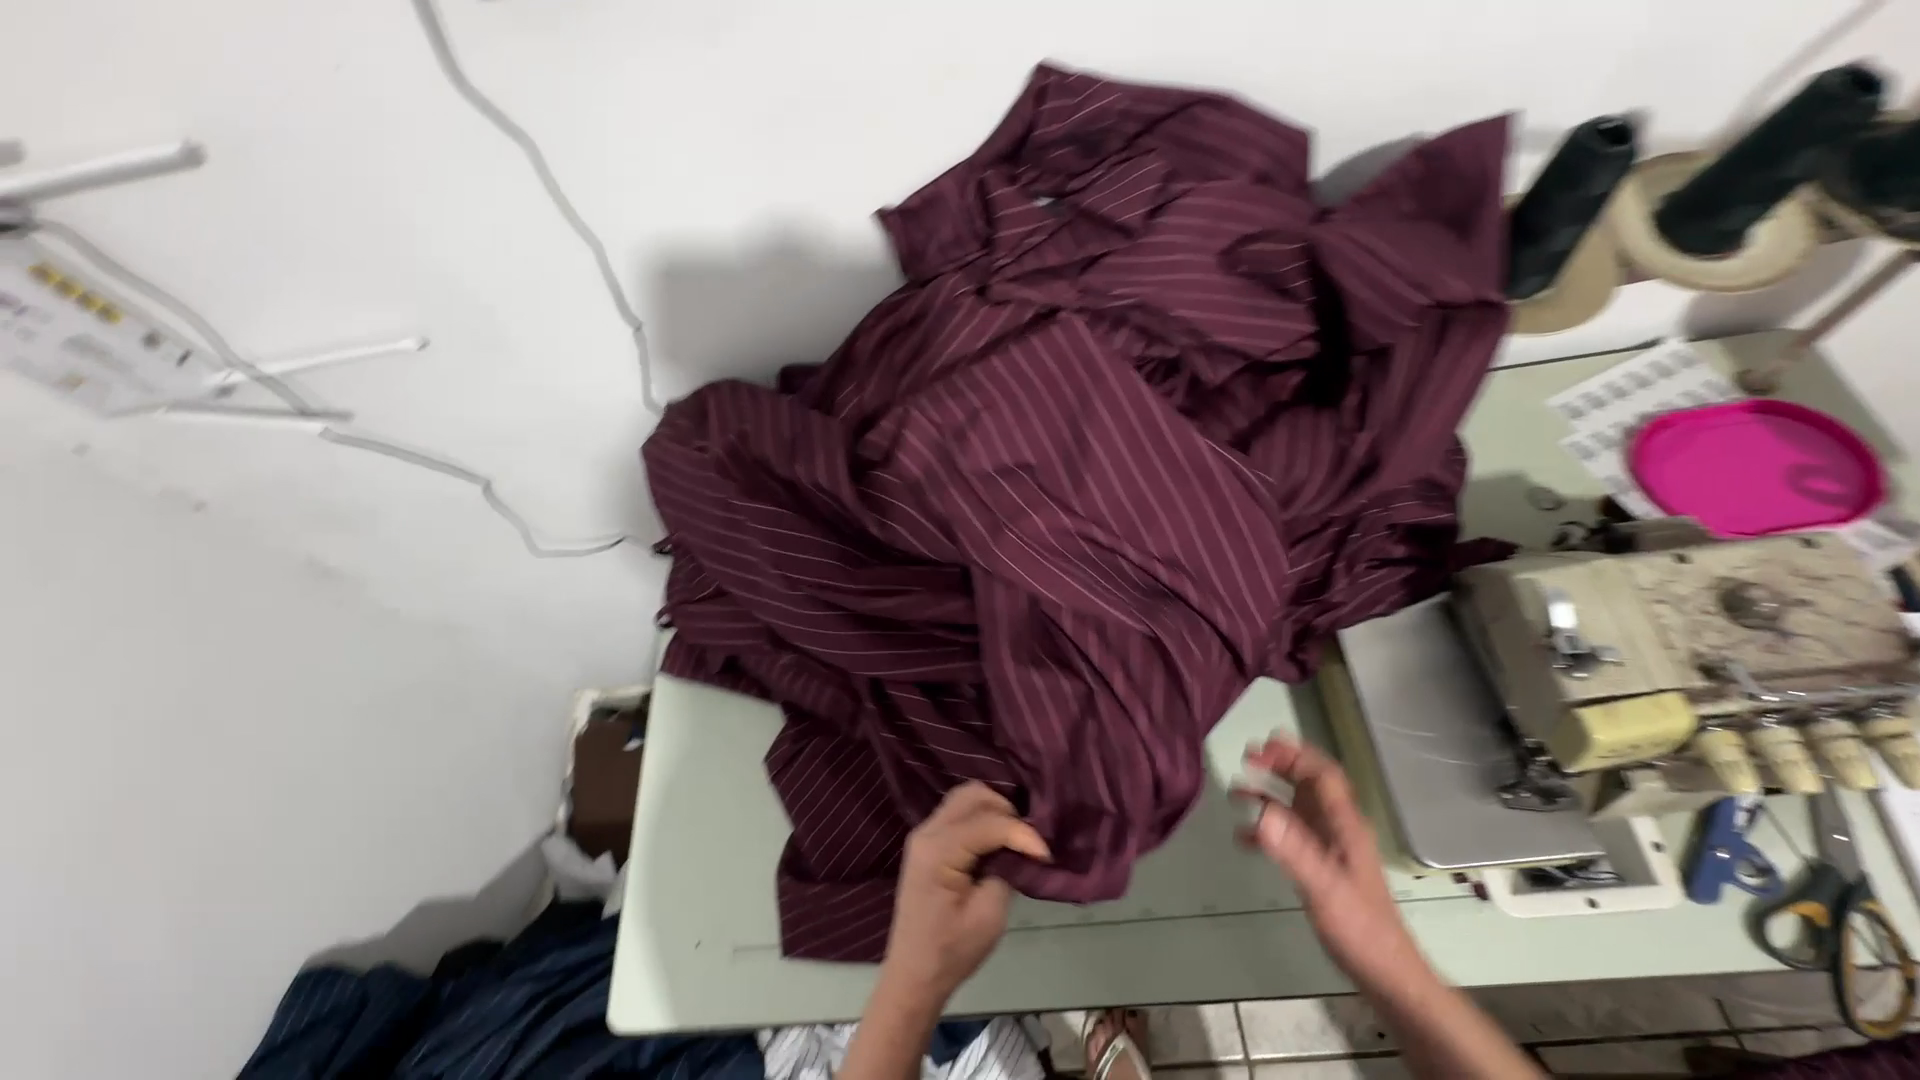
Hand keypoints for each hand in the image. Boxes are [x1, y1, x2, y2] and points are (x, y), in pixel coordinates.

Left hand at [880, 782, 1050, 1000]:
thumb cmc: (952, 951)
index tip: (1046, 854)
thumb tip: (1020, 849)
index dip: (1022, 834)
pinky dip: (981, 819)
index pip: (988, 823)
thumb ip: (1006, 871)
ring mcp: (923, 835)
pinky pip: (958, 814)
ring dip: (994, 812)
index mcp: (937, 851)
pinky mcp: (927, 844)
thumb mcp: (989, 915)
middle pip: (973, 795)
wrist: (914, 974)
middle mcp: (926, 833)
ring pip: (964, 799)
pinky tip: (998, 842)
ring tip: (1016, 840)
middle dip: (1007, 812)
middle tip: (1028, 841)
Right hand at [1235, 736, 1430, 990]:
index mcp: (1345, 826)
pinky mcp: (1321, 868)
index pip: (1323, 775)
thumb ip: (1293, 851)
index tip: (1263, 748)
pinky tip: (1243, 837)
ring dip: (1270, 794)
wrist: (1385, 972)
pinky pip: (1290, 837)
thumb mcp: (1324, 888)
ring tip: (1235, 789)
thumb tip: (1261, 813)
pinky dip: (1267, 830)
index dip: (1295, 756)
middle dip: (1281, 766)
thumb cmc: (1360, 928)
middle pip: (1310, 785)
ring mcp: (1330, 849)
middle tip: (1247, 756)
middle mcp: (1338, 830)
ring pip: (1298, 808)